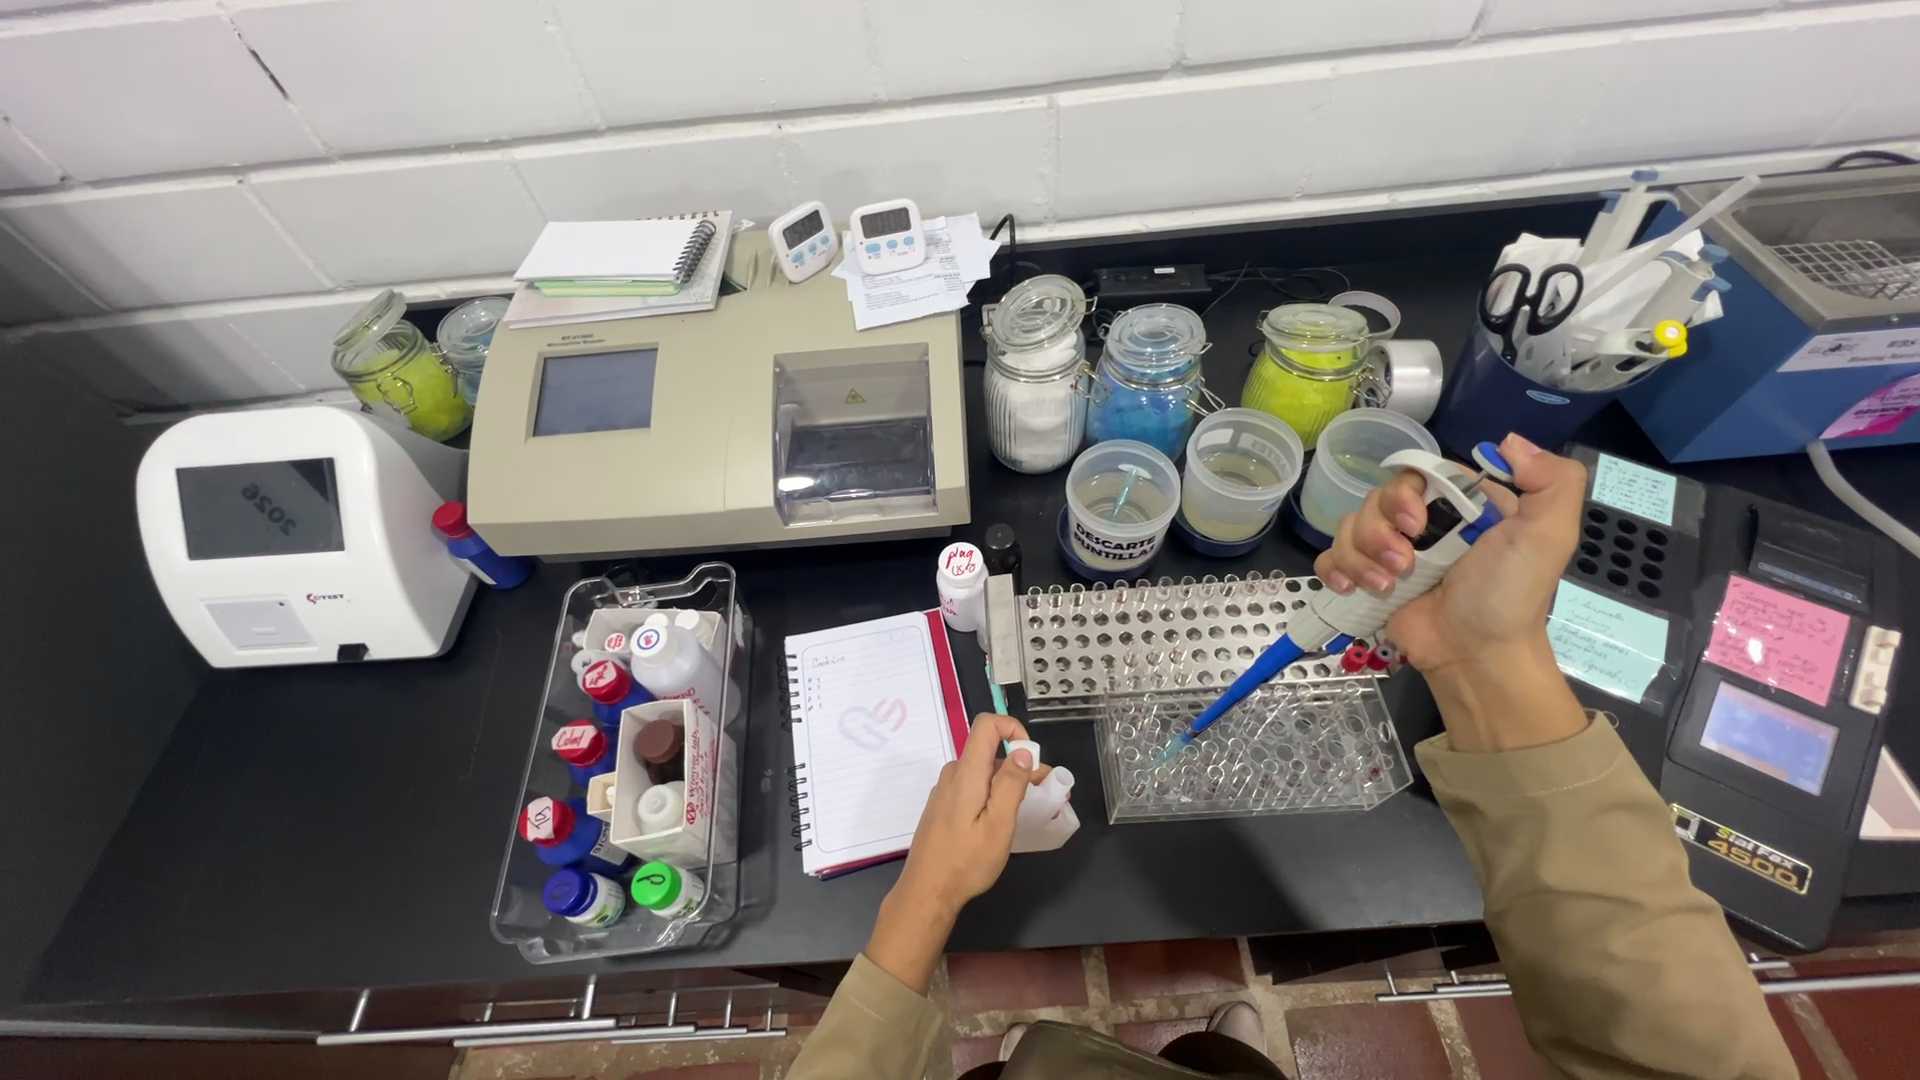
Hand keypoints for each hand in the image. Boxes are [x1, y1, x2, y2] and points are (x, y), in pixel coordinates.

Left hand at [896, 713, 1037, 915]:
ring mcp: (946, 790)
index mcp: (967, 773)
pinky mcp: (944, 805)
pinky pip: (973, 787)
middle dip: (1020, 766)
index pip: (987, 724)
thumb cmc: (966, 861)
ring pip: (983, 772)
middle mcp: (954, 774)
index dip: (1012, 728)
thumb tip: (1023, 752)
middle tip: (1047, 793)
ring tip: (1031, 809)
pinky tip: (1002, 820)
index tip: (1031, 757)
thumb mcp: (998, 825)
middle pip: (990, 752)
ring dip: (1008, 783)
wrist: (927, 891)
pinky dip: (992, 794)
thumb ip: (1010, 784)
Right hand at [1312, 433, 1589, 751]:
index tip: (1415, 524)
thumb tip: (1508, 440)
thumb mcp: (1548, 535)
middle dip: (1379, 533)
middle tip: (1404, 564)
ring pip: (1348, 528)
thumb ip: (1551, 482)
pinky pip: (1330, 557)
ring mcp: (1388, 553)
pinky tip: (1351, 587)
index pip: (1413, 475)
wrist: (1474, 655)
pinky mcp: (1364, 580)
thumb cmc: (1508, 595)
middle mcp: (1421, 525)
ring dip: (1361, 558)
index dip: (1403, 494)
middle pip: (1374, 501)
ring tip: (1388, 587)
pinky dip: (1335, 570)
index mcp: (1458, 507)